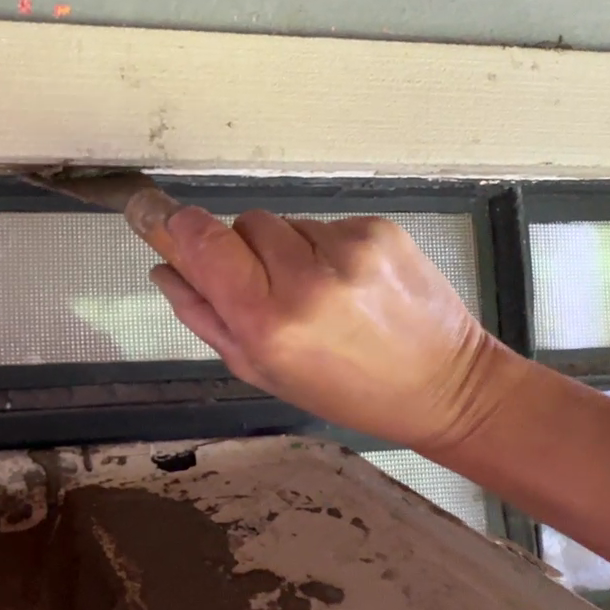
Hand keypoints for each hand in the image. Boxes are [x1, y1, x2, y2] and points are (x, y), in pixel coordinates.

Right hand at [149, 206, 525, 451]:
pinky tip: (346, 282)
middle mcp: (304, 277)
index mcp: (267, 320)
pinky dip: (320, 247)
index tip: (161, 219)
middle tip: (264, 285)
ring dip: (282, 249)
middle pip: (239, 224)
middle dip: (239, 248)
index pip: (202, 240)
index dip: (177, 225)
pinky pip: (320, 223)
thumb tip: (162, 267)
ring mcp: (347, 248)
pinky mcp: (379, 230)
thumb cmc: (341, 390)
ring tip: (316, 289)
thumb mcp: (256, 370)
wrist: (448, 387)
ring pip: (279, 222)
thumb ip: (201, 315)